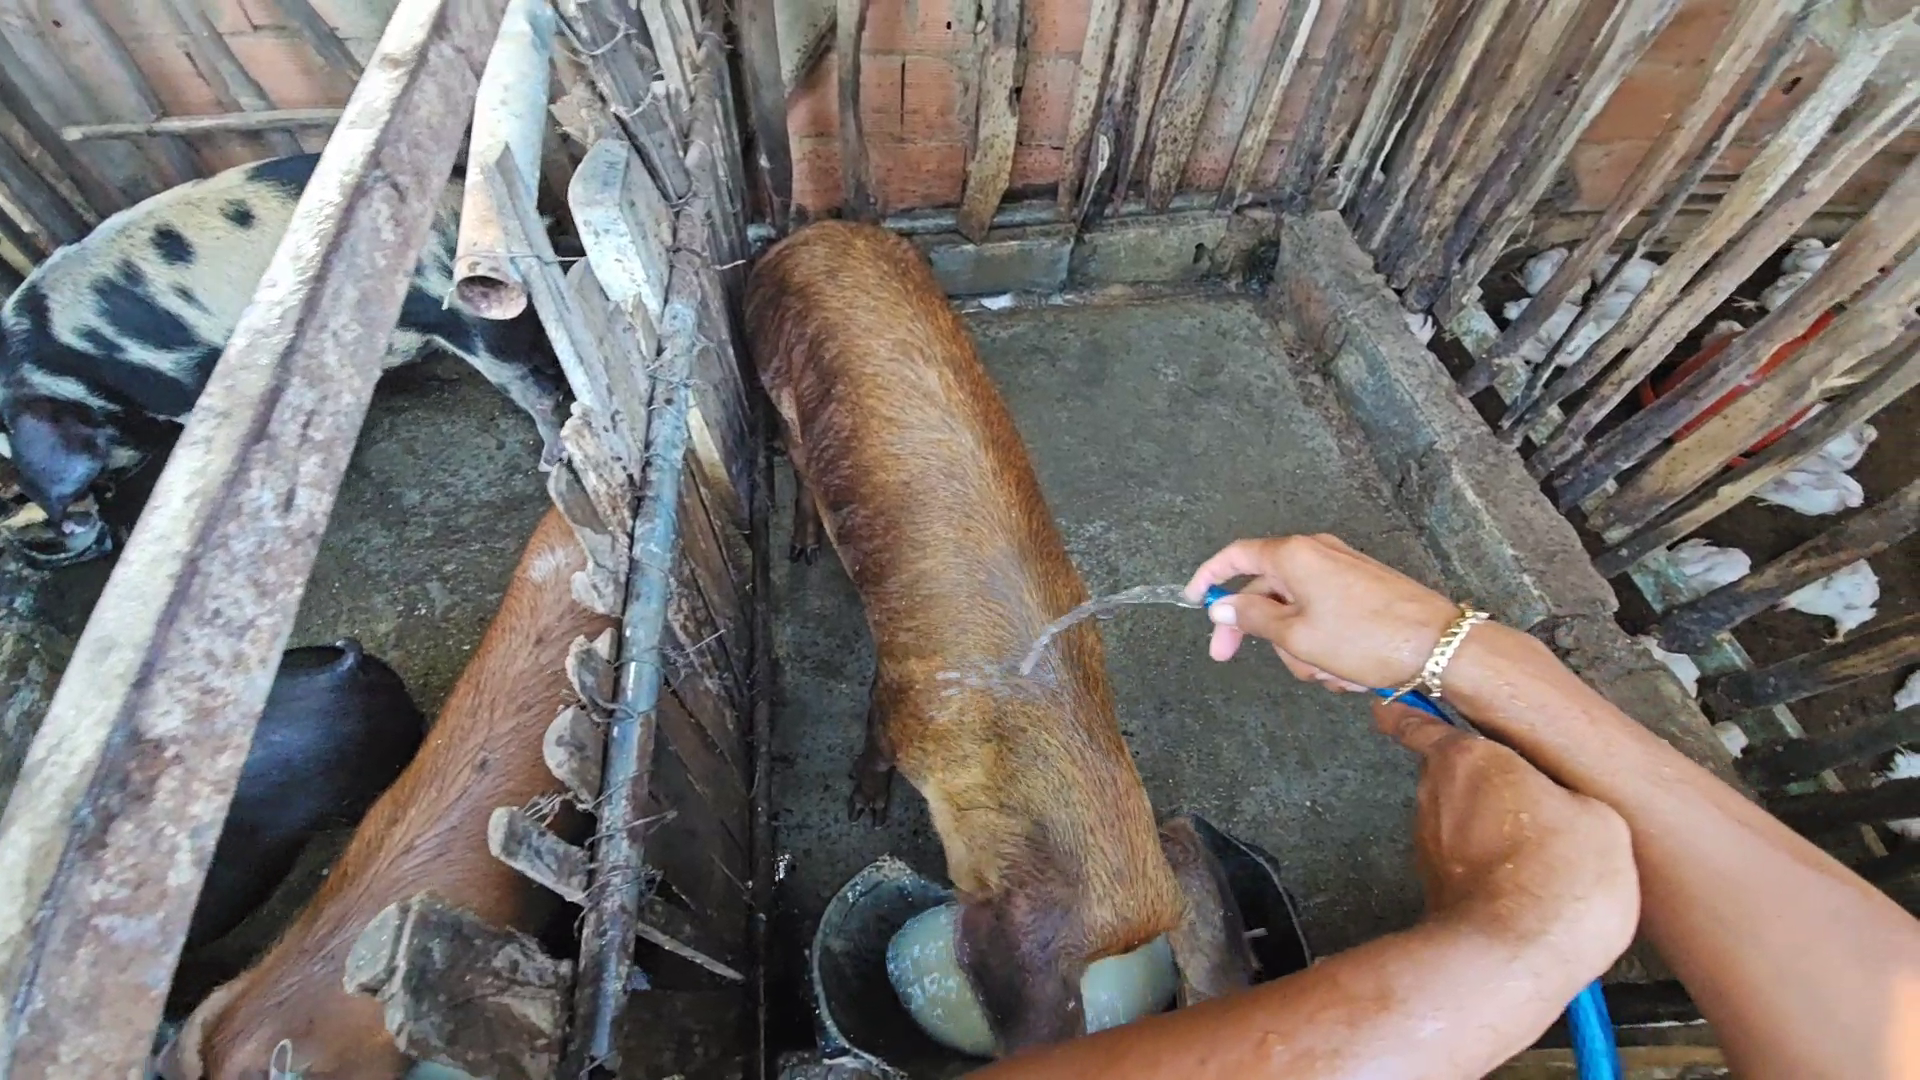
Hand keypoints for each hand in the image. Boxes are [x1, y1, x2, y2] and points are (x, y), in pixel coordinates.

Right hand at [1184, 535, 1460, 689]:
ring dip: (1296, 645)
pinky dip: (1322, 642)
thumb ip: (1250, 618)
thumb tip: (1220, 606)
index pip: (1234, 555)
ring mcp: (1340, 570)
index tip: (1194, 601)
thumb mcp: (1295, 635)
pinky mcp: (1361, 589)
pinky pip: (1322, 614)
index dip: (1209, 577)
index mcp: (1292, 555)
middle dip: (1253, 629)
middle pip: (1263, 589)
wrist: (1443, 647)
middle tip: (1228, 657)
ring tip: (1323, 671)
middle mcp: (1314, 553)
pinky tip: (1344, 669)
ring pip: (1293, 609)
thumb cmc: (1363, 638)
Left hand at [1377, 701, 1638, 963]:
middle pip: (1448, 774)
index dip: (1403, 717)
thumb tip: (1551, 805)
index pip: (1419, 727)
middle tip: (1520, 800)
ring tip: (1535, 853)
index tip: (1382, 710)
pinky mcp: (1431, 876)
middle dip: (1476, 784)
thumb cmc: (1561, 866)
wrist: (1515, 945)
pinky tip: (1522, 884)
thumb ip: (1561, 793)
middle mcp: (1433, 789)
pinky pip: (1459, 856)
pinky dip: (1483, 863)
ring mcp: (1426, 835)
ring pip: (1454, 817)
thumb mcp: (1596, 817)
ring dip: (1482, 827)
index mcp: (1465, 758)